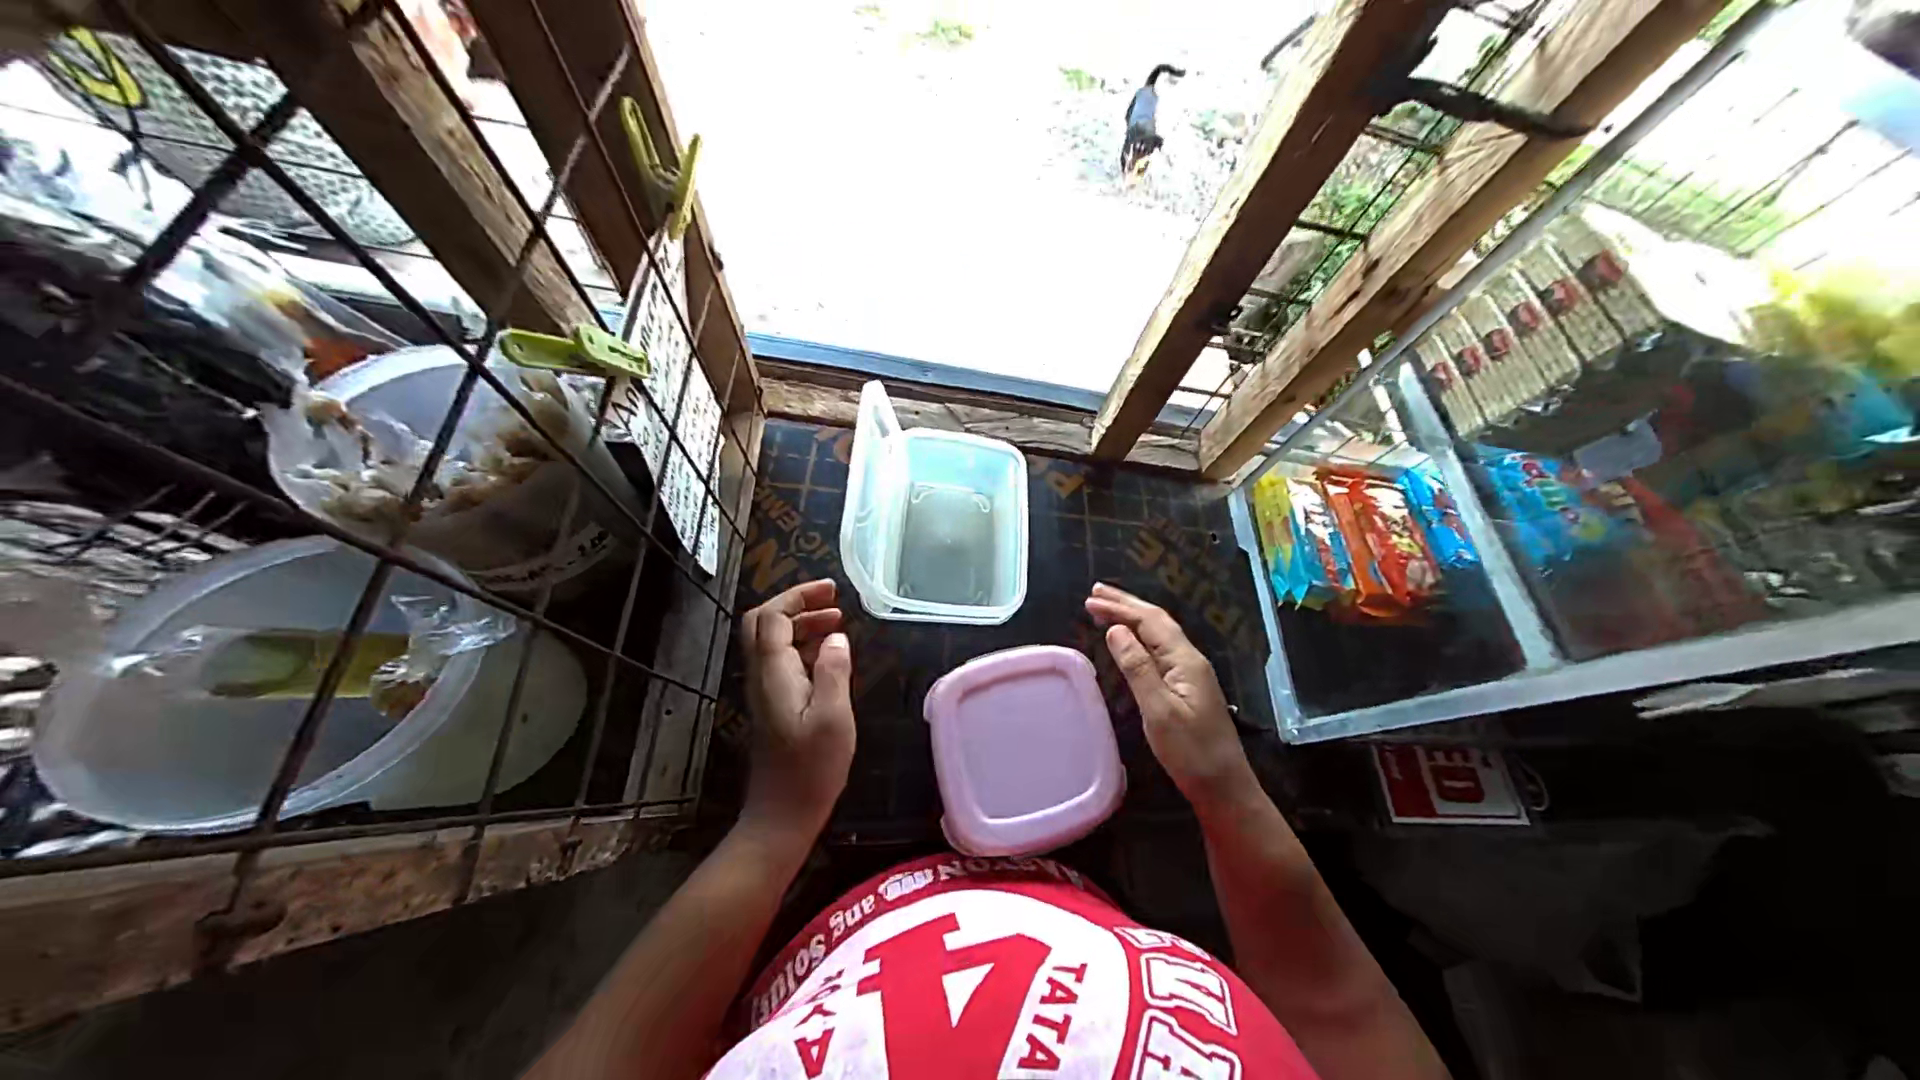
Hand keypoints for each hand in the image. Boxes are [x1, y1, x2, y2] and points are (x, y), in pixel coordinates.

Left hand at [739, 579, 855, 834]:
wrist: (783, 814)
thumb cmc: (811, 768)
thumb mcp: (833, 718)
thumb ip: (834, 671)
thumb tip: (836, 636)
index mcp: (773, 674)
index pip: (771, 617)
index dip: (798, 596)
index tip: (832, 592)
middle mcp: (762, 676)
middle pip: (763, 623)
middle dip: (796, 604)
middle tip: (833, 601)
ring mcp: (765, 691)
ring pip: (773, 641)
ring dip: (802, 624)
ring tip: (838, 623)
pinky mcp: (773, 704)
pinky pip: (782, 661)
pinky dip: (803, 646)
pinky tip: (830, 655)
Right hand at [1085, 582, 1255, 808]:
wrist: (1223, 786)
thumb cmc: (1190, 751)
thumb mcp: (1159, 710)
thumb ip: (1137, 667)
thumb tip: (1116, 630)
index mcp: (1185, 660)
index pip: (1150, 621)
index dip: (1120, 608)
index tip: (1090, 601)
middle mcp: (1190, 659)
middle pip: (1156, 621)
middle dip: (1126, 604)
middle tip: (1096, 591)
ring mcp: (1190, 673)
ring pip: (1158, 634)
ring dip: (1131, 617)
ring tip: (1106, 607)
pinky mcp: (1187, 686)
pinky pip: (1159, 649)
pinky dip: (1138, 636)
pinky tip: (1128, 639)